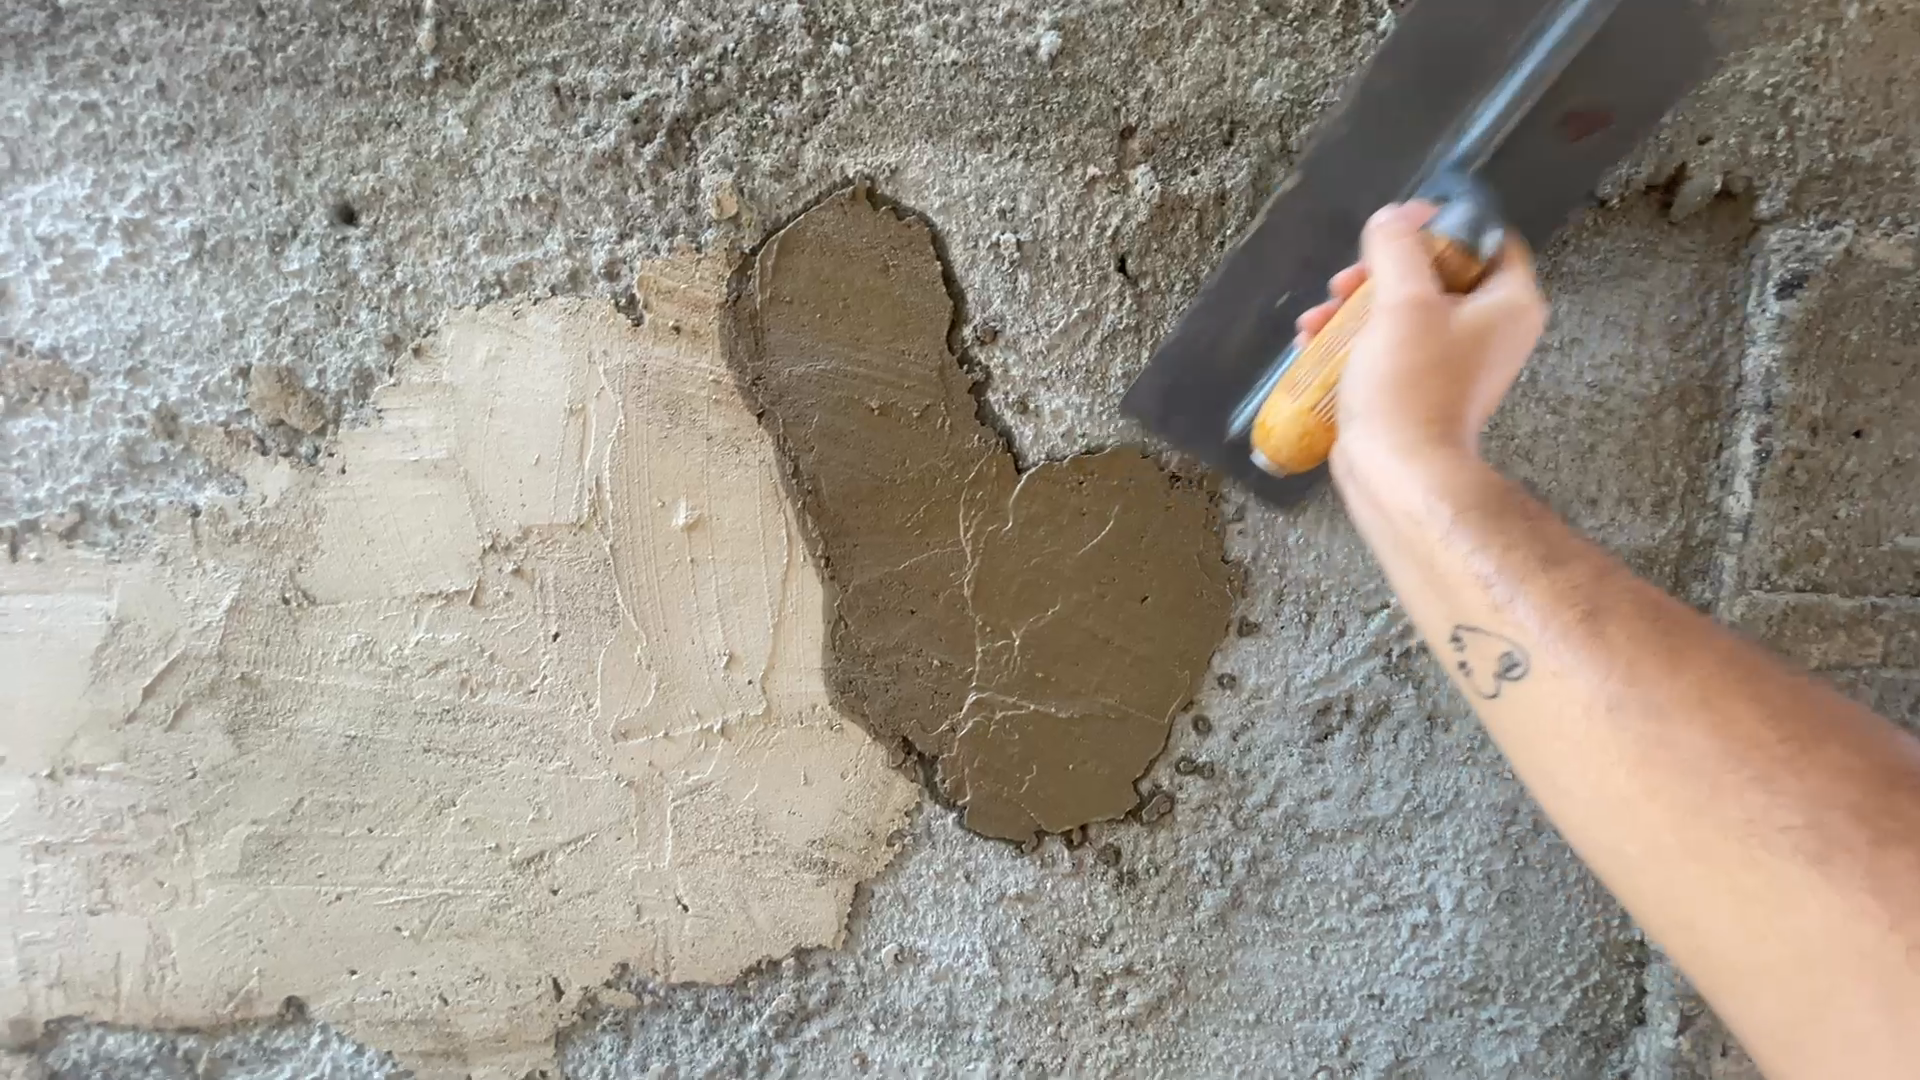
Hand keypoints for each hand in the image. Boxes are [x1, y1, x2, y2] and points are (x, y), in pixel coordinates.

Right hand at [1294, 201, 1547, 466]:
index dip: (1437, 229)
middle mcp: (1489, 333)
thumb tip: (1392, 215)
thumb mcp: (1401, 304)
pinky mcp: (1416, 394)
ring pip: (1401, 317)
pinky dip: (1353, 345)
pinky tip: (1313, 346)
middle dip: (1376, 278)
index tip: (1390, 234)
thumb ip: (1397, 249)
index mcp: (1508, 304)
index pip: (1486, 242)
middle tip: (1340, 284)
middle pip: (1433, 280)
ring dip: (1352, 312)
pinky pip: (1387, 352)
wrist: (1395, 470)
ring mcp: (1451, 367)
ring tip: (1313, 321)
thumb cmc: (1407, 384)